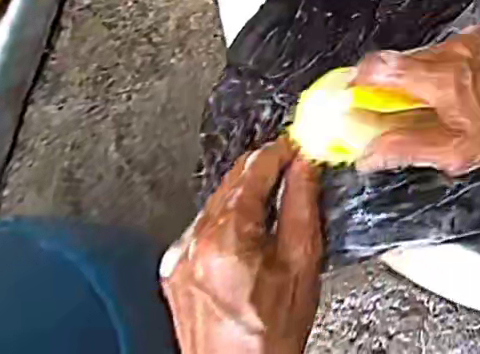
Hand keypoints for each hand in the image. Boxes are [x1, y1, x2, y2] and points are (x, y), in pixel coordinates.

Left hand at [161, 137, 321, 353]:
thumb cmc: (271, 333)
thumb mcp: (303, 259)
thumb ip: (303, 201)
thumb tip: (305, 162)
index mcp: (225, 236)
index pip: (255, 167)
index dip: (283, 151)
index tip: (301, 146)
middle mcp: (193, 242)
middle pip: (234, 179)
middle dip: (267, 169)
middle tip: (297, 168)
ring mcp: (179, 257)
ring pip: (220, 199)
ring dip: (250, 192)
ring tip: (281, 202)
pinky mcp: (175, 271)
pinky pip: (208, 224)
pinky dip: (233, 217)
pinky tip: (255, 231)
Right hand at [351, 26, 479, 174]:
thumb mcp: (457, 153)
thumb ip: (407, 148)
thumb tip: (367, 153)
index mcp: (443, 80)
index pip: (383, 67)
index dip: (357, 79)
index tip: (347, 94)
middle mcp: (453, 51)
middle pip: (400, 60)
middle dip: (387, 83)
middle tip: (384, 107)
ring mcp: (467, 38)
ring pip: (423, 54)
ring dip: (416, 76)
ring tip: (430, 101)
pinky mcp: (479, 33)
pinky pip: (446, 48)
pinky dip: (440, 66)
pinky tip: (455, 86)